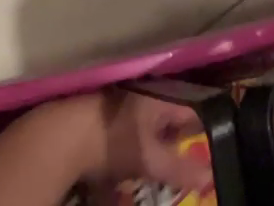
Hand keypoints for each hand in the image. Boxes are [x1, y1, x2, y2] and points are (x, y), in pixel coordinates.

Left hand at [84, 92, 214, 192]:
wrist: (62, 135)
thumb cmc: (113, 141)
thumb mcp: (150, 160)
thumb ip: (181, 169)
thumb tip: (211, 177)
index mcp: (163, 99)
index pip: (194, 112)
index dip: (203, 132)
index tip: (208, 152)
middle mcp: (146, 95)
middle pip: (170, 120)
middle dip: (175, 143)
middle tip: (180, 166)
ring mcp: (123, 102)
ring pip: (148, 127)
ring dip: (152, 148)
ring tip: (151, 169)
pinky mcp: (105, 114)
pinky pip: (128, 132)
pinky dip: (131, 148)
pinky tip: (124, 168)